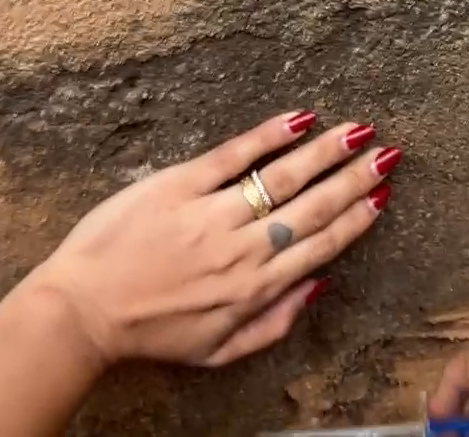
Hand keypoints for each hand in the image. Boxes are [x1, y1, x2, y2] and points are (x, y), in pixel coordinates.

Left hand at [18, 110, 399, 366]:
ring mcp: (213, 213)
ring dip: (325, 152)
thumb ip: (273, 323)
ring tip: (356, 131)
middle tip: (386, 152)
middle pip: (312, 206)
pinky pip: (233, 155)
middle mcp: (243, 249)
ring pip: (282, 177)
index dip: (356, 218)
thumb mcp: (217, 351)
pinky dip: (269, 135)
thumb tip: (318, 286)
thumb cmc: (150, 331)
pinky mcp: (181, 184)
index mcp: (254, 289)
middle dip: (354, 177)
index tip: (381, 194)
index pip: (320, 245)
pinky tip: (298, 117)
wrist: (82, 311)